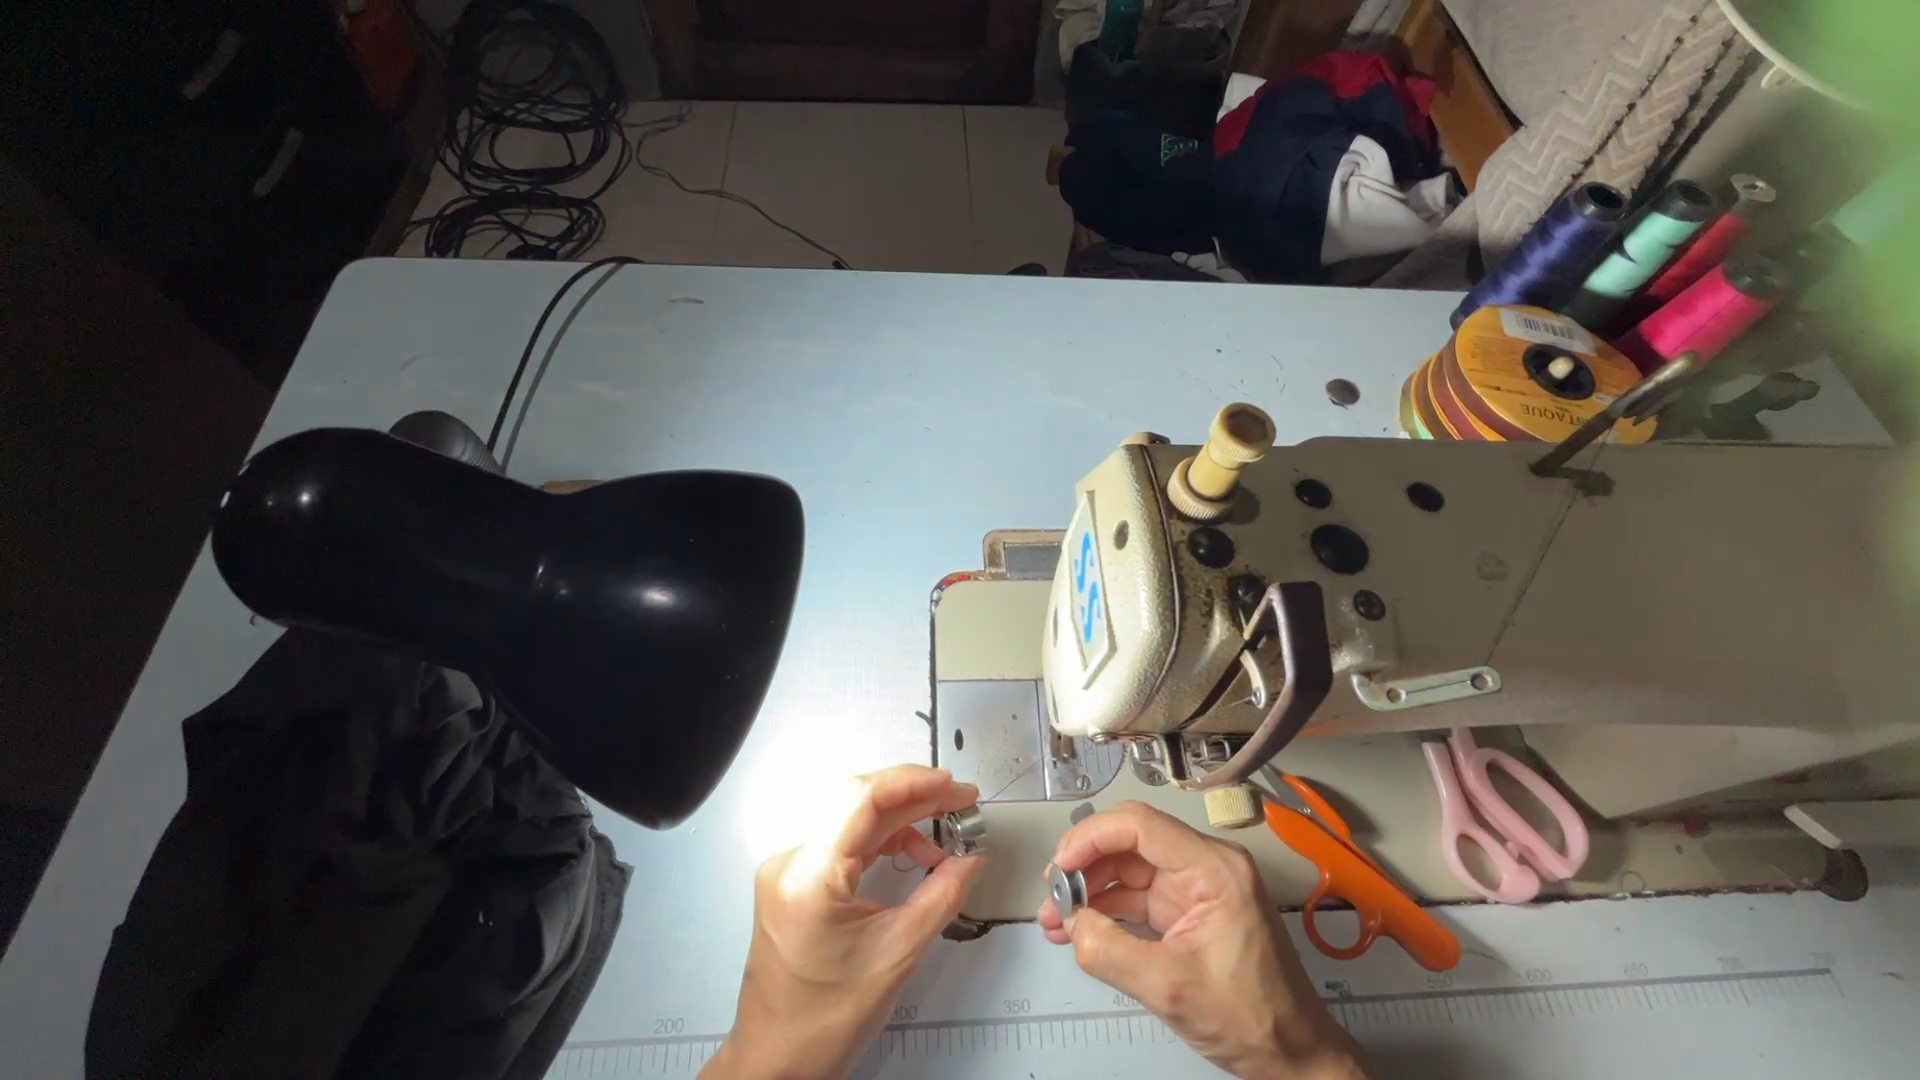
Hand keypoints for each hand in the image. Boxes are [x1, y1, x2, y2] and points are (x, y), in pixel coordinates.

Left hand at [703, 766, 983, 1079]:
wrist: (777, 1062)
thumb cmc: (821, 1023)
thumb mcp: (897, 954)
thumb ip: (941, 896)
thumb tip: (970, 859)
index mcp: (809, 878)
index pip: (861, 798)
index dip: (912, 782)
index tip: (950, 784)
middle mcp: (790, 863)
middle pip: (859, 804)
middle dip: (915, 797)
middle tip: (959, 800)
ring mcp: (789, 869)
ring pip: (853, 819)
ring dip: (902, 819)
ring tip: (945, 828)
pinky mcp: (795, 880)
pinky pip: (844, 841)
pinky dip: (883, 840)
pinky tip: (915, 851)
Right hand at [1038, 801, 1366, 1079]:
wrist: (1295, 1059)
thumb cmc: (1252, 1020)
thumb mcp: (1172, 989)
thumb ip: (1111, 952)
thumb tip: (1070, 923)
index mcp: (1213, 869)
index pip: (1140, 825)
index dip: (1091, 837)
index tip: (1059, 867)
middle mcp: (1205, 866)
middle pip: (1130, 841)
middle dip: (1085, 863)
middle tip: (1052, 894)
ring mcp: (1196, 887)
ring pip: (1128, 868)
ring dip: (1090, 889)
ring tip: (1055, 918)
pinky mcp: (1188, 910)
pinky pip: (1137, 895)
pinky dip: (1105, 908)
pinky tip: (1078, 927)